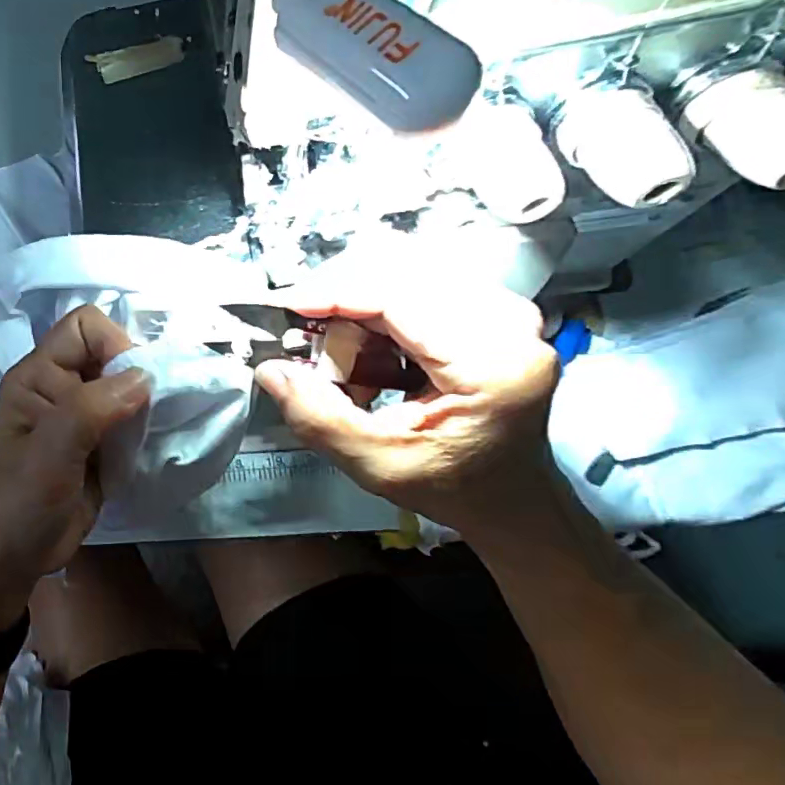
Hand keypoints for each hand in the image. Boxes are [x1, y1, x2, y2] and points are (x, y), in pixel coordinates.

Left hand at [0, 305, 149, 631]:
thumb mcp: (49, 452)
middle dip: (136, 374)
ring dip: (145, 404)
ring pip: (125, 387)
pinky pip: (131, 421)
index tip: (133, 384)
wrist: (7, 562)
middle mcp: (60, 388)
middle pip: (110, 353)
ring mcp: (81, 419)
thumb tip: (145, 377)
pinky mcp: (98, 446)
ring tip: (149, 433)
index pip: (84, 327)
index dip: (113, 343)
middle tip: (148, 413)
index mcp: (37, 376)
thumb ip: (92, 408)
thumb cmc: (17, 502)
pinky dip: (145, 429)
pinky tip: (148, 448)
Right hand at [253, 280, 561, 529]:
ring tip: (345, 361)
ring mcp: (511, 316)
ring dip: (367, 317)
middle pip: (405, 285)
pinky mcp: (500, 314)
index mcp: (493, 365)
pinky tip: (375, 359)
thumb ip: (320, 418)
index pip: (402, 301)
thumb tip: (271, 370)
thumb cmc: (453, 488)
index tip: (291, 308)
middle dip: (348, 311)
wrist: (512, 499)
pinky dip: (388, 321)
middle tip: (311, 345)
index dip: (339, 298)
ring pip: (412, 285)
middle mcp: (512, 327)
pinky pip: (427, 295)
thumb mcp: (378, 464)